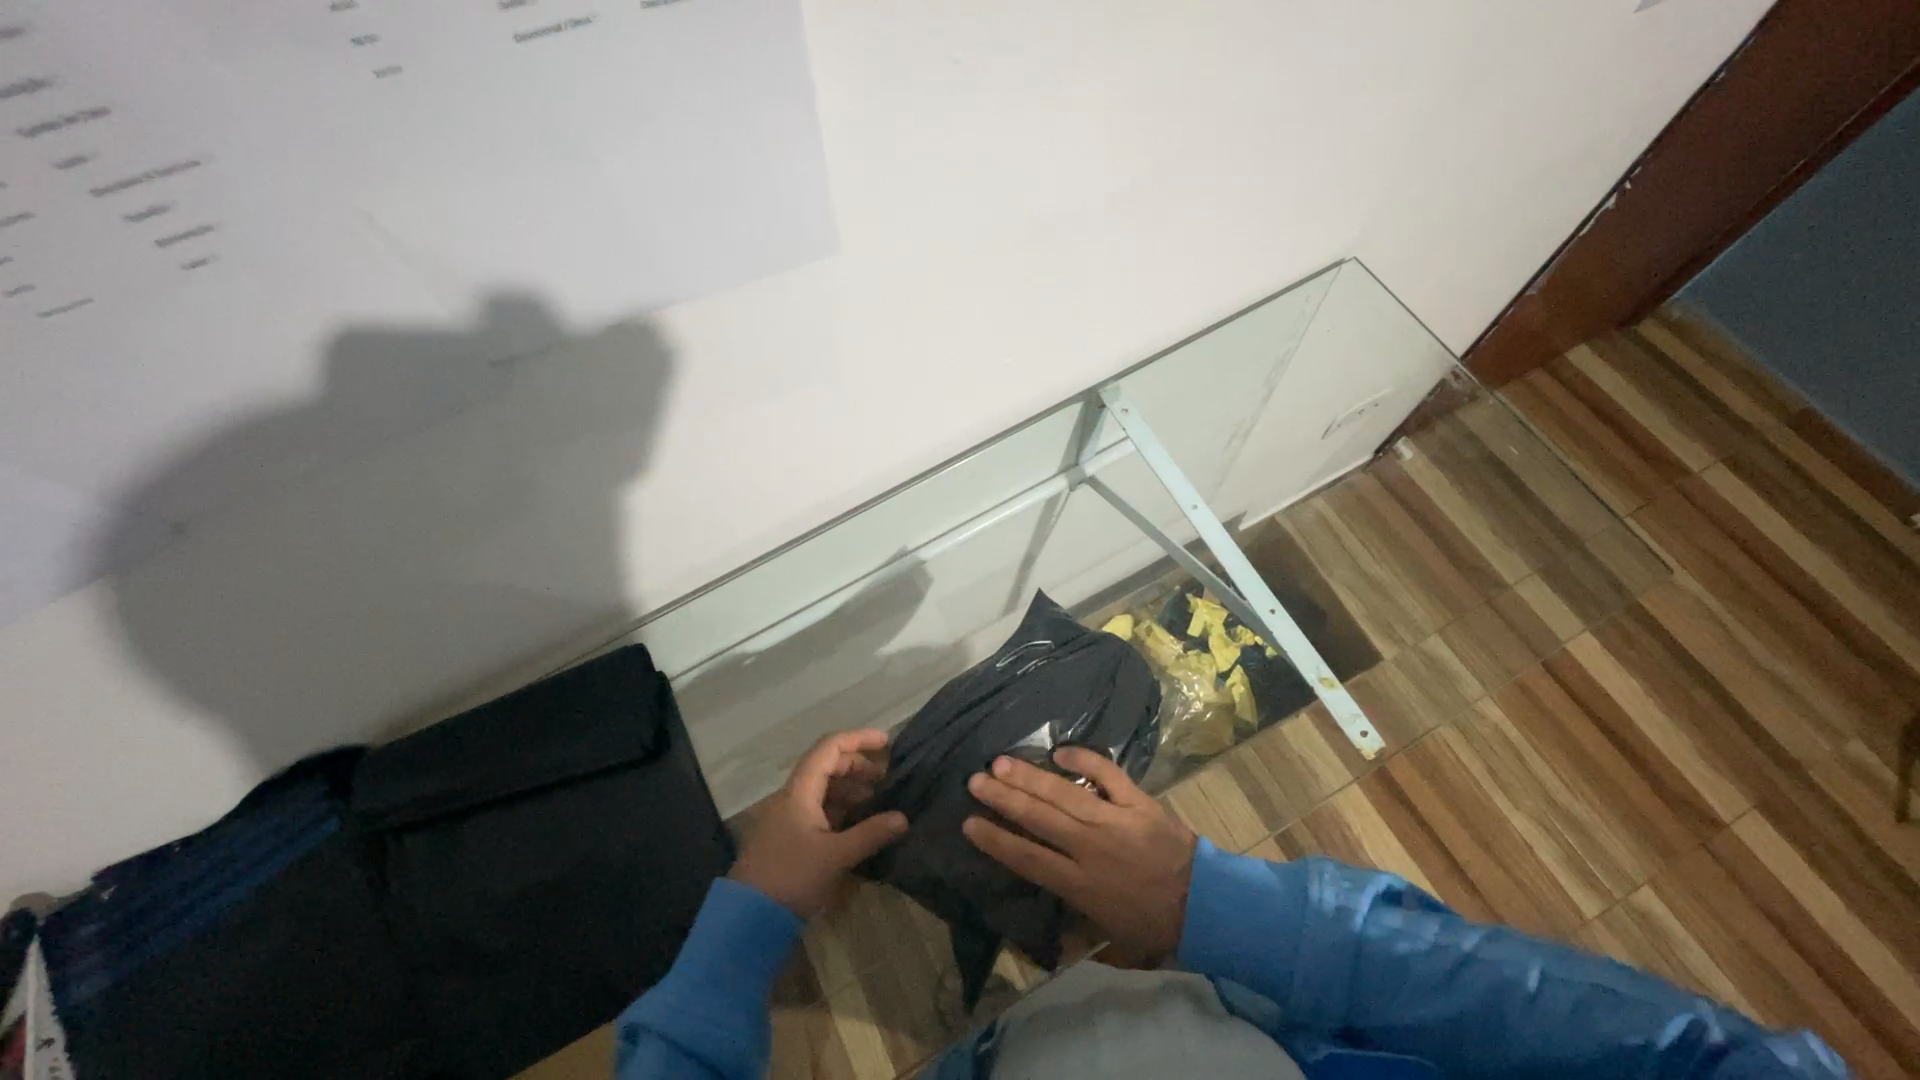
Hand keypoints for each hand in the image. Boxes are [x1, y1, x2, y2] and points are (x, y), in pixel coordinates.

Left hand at [729, 729, 908, 918]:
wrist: (747, 918)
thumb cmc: (792, 877)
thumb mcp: (836, 856)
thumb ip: (871, 833)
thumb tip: (903, 817)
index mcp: (799, 791)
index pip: (829, 748)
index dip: (858, 739)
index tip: (887, 743)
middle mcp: (791, 797)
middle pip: (826, 766)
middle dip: (857, 767)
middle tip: (885, 780)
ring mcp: (787, 817)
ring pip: (822, 790)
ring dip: (850, 790)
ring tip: (877, 803)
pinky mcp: (787, 838)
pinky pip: (817, 810)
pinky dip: (840, 810)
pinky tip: (858, 825)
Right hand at [963, 747, 1196, 965]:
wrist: (1205, 905)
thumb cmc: (1153, 926)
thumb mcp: (1111, 942)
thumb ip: (1078, 934)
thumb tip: (1050, 939)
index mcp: (1079, 884)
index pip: (1027, 857)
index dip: (995, 840)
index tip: (969, 823)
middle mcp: (1089, 848)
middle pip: (1037, 818)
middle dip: (1003, 798)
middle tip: (975, 781)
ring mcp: (1113, 820)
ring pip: (1063, 793)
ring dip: (1029, 777)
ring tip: (1000, 762)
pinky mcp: (1138, 802)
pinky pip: (1107, 774)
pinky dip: (1084, 760)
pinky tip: (1059, 752)